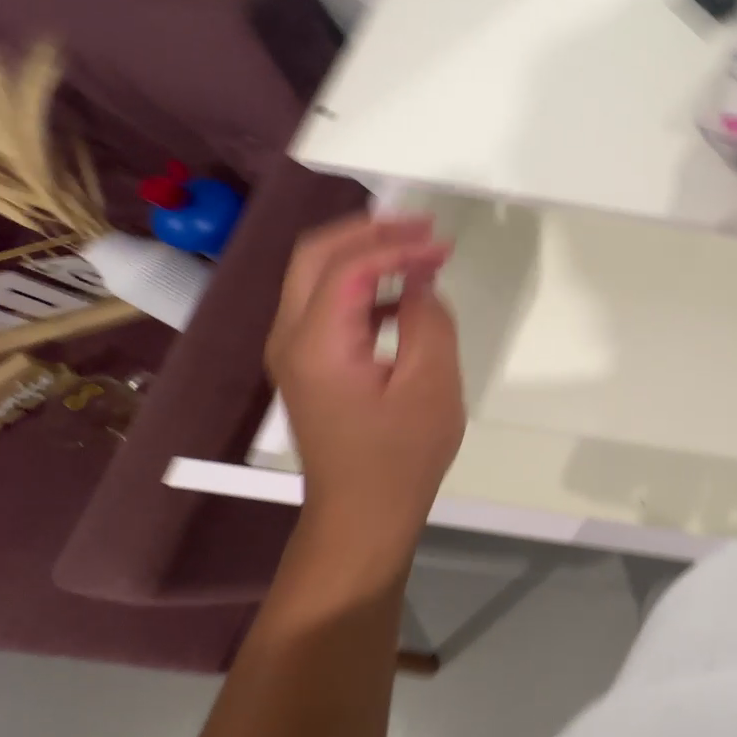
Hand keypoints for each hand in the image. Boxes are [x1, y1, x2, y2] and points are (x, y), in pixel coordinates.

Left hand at [266, 214, 462, 553]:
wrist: (363, 510)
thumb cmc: (402, 452)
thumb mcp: (432, 383)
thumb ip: (428, 320)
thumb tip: (421, 280)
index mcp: (317, 343)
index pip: (350, 268)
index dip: (399, 246)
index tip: (446, 244)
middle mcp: (290, 337)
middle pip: (314, 257)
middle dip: (371, 231)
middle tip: (424, 226)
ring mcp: (293, 350)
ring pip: (316, 275)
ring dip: (366, 252)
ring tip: (421, 249)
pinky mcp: (308, 361)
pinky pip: (327, 303)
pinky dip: (365, 282)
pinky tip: (407, 292)